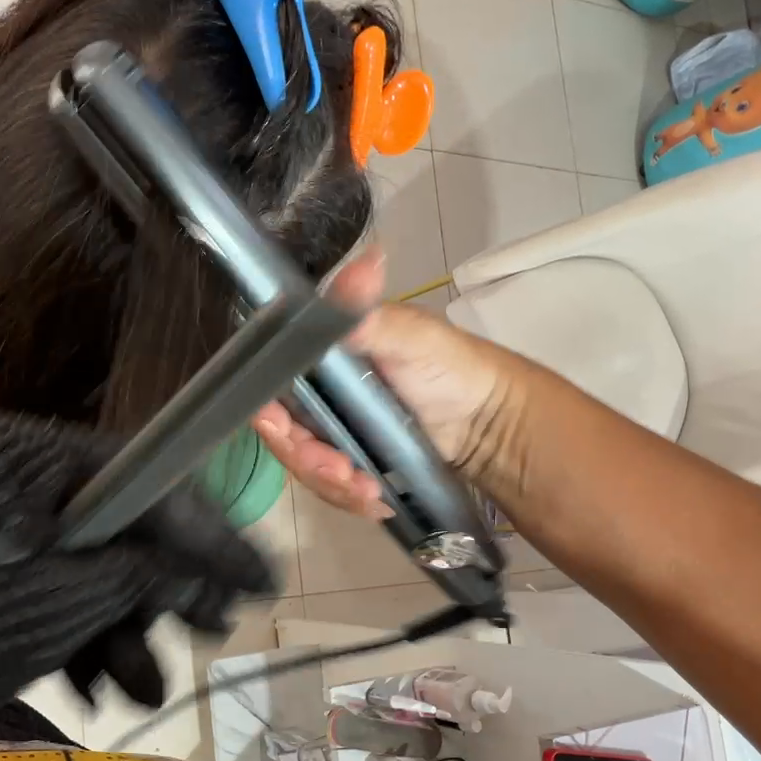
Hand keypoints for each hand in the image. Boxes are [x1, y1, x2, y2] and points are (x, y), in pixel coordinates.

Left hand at [0, 413, 273, 760]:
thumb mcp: (64, 602)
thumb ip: (146, 575)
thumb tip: (212, 572)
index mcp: (20, 451)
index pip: (137, 473)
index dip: (204, 529)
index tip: (256, 578)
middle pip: (108, 522)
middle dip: (157, 590)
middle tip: (206, 634)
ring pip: (73, 561)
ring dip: (113, 623)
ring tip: (137, 685)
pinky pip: (33, 580)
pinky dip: (64, 625)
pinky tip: (88, 678)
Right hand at [254, 249, 529, 518]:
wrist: (494, 423)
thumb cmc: (452, 368)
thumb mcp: (412, 336)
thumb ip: (369, 313)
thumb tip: (365, 261)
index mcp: (317, 359)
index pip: (266, 387)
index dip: (267, 413)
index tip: (283, 430)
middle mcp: (314, 396)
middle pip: (281, 434)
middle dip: (306, 460)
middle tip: (342, 472)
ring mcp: (330, 432)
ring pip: (302, 465)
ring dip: (330, 484)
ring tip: (369, 491)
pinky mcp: (348, 463)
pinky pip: (329, 488)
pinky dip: (349, 498)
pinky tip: (375, 499)